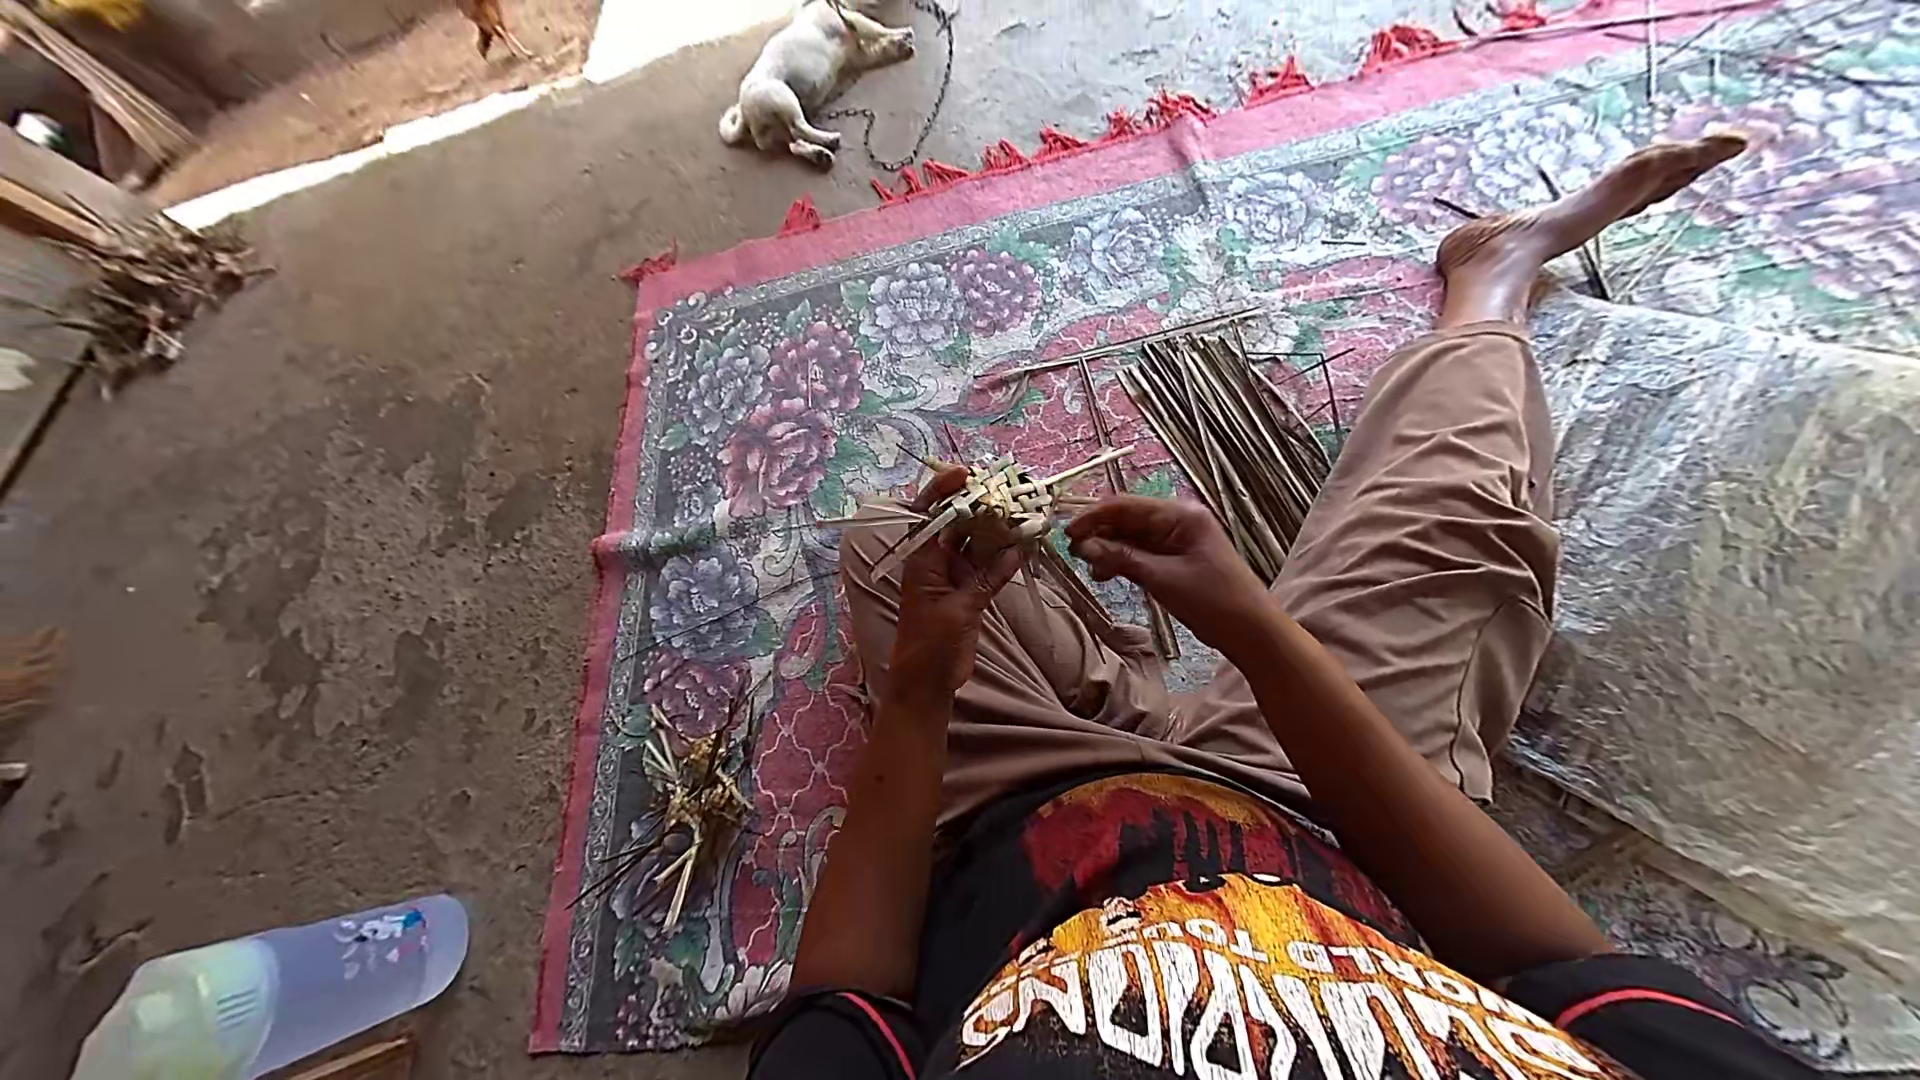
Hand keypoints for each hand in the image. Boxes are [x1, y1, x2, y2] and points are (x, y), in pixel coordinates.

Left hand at [891, 466, 1022, 694]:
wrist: (927, 682)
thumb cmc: (929, 645)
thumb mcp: (958, 610)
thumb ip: (985, 580)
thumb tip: (1013, 551)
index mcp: (921, 560)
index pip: (929, 514)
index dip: (944, 491)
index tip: (966, 474)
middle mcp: (936, 562)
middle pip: (956, 523)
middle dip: (978, 505)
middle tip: (1005, 489)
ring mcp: (954, 576)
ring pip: (974, 543)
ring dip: (994, 530)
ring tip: (1019, 511)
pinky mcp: (969, 593)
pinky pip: (987, 567)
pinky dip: (1002, 558)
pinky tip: (1022, 546)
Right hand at [1066, 495, 1274, 653]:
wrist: (1251, 631)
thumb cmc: (1214, 601)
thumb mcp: (1162, 578)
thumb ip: (1121, 559)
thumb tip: (1083, 547)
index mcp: (1180, 515)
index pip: (1126, 505)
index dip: (1093, 517)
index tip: (1068, 533)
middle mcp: (1176, 520)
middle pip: (1126, 519)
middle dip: (1098, 533)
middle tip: (1073, 552)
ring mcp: (1175, 539)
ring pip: (1129, 537)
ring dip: (1107, 549)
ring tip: (1091, 569)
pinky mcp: (1173, 558)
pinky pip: (1138, 552)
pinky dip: (1120, 561)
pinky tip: (1105, 574)